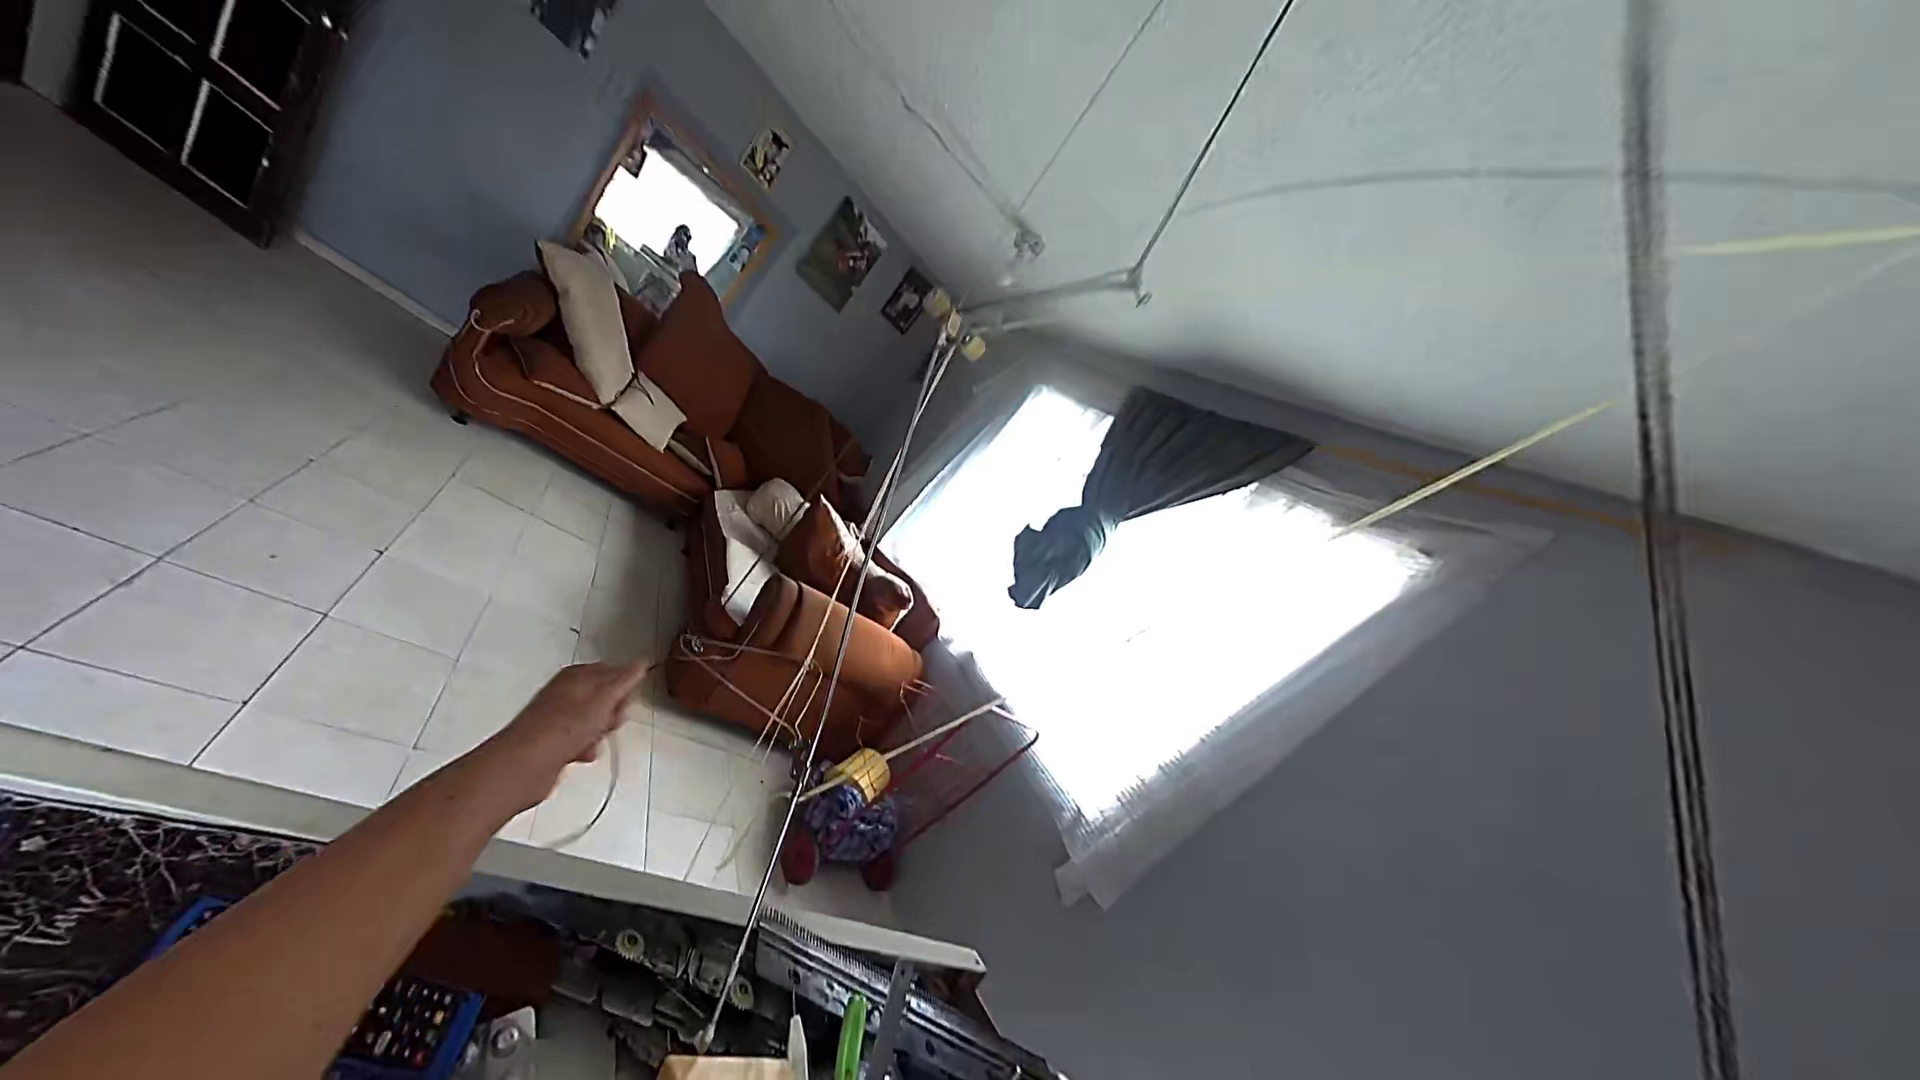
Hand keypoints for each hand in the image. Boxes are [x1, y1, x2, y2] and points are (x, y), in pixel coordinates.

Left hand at [470, 661, 649, 811]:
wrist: (526, 765)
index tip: (628, 698)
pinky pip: (581, 739)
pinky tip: (583, 752)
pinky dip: (586, 746)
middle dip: (613, 711)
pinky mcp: (554, 740)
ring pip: (594, 720)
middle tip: (611, 720)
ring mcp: (558, 717)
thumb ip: (626, 679)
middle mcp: (565, 693)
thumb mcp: (604, 698)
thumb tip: (639, 663)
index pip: (612, 671)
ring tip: (595, 738)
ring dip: (600, 731)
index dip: (625, 686)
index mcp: (576, 676)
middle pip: (604, 697)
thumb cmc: (562, 729)